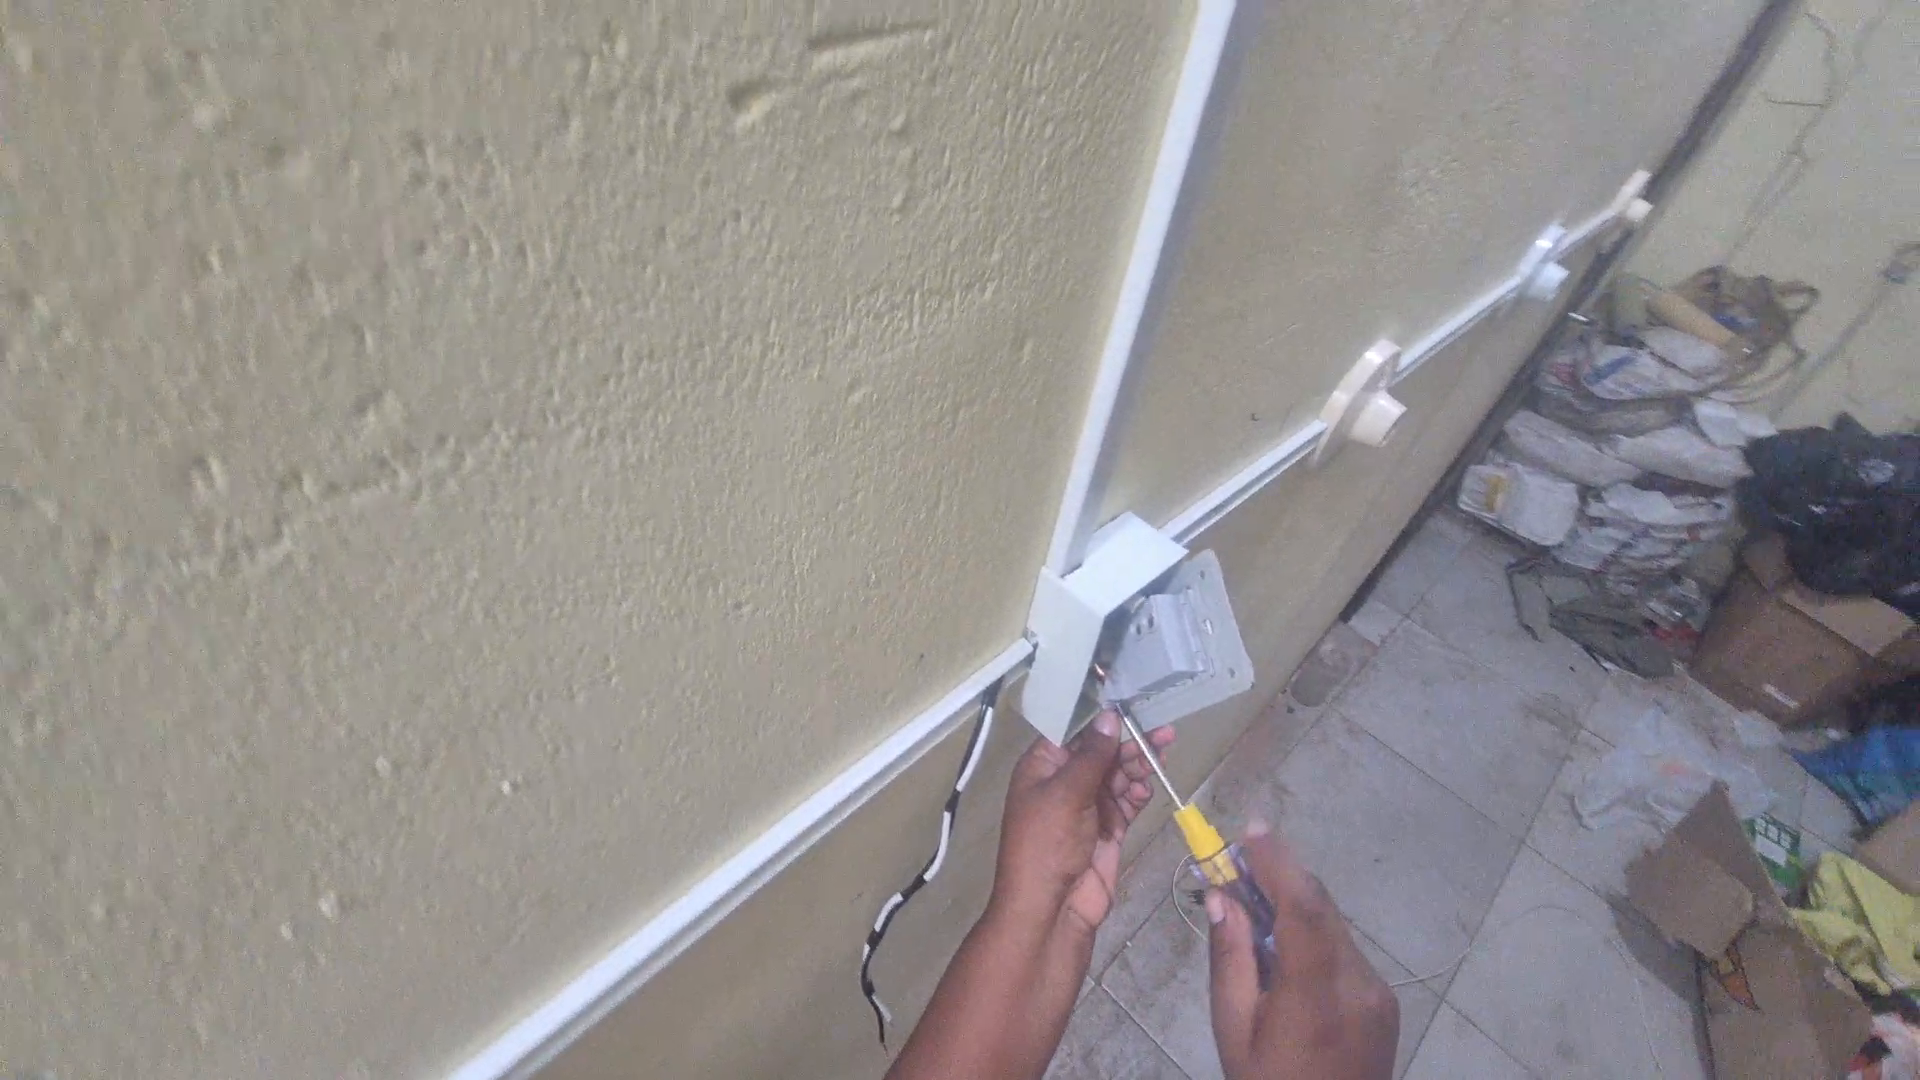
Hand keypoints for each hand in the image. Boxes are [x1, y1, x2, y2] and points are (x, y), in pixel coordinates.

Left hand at [989, 709, 1175, 936]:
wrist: (1051, 910)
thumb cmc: (1046, 843)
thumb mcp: (1065, 793)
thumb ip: (1092, 755)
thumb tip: (1109, 717)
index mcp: (1041, 766)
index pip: (1071, 732)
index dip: (1099, 720)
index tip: (1129, 705)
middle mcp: (1063, 782)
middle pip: (1100, 753)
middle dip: (1128, 744)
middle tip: (1162, 734)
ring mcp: (1086, 807)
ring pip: (1117, 776)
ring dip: (1137, 766)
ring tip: (1161, 754)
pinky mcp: (1107, 829)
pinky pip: (1126, 803)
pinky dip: (1139, 793)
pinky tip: (1149, 786)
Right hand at [1207, 825, 1398, 1079]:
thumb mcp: (1234, 1026)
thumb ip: (1230, 956)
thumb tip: (1221, 895)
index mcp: (1316, 996)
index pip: (1301, 909)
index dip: (1277, 862)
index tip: (1251, 829)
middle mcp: (1358, 985)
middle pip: (1319, 905)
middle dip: (1279, 871)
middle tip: (1237, 857)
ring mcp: (1377, 992)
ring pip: (1330, 921)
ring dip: (1293, 898)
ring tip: (1251, 897)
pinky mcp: (1383, 1000)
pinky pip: (1341, 944)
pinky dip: (1309, 926)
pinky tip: (1282, 938)